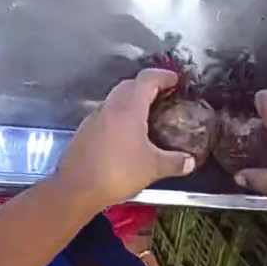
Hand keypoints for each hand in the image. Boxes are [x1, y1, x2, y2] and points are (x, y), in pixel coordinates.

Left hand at [51, 67, 195, 211]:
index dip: (163, 76)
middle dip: (146, 87)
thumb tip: (189, 162)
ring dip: (130, 102)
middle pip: (129, 85)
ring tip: (145, 117)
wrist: (77, 189)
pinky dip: (117, 119)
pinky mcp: (84, 133)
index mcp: (129, 107)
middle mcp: (110, 107)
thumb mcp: (153, 168)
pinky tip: (124, 137)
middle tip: (162, 97)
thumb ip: (174, 162)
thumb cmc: (117, 172)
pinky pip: (104, 117)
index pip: (147, 79)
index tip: (175, 81)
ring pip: (114, 101)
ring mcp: (93, 119)